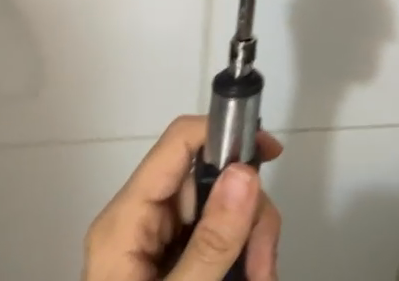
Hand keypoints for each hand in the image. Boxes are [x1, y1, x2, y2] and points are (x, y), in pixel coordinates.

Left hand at [83, 116, 284, 280]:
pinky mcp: (176, 260)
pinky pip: (222, 236)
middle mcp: (143, 220)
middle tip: (265, 264)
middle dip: (250, 213)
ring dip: (254, 241)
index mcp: (127, 220)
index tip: (271, 156)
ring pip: (226, 206)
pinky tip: (253, 280)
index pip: (180, 142)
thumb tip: (246, 171)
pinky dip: (245, 256)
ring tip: (261, 280)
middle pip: (213, 177)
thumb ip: (212, 243)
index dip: (226, 133)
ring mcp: (160, 241)